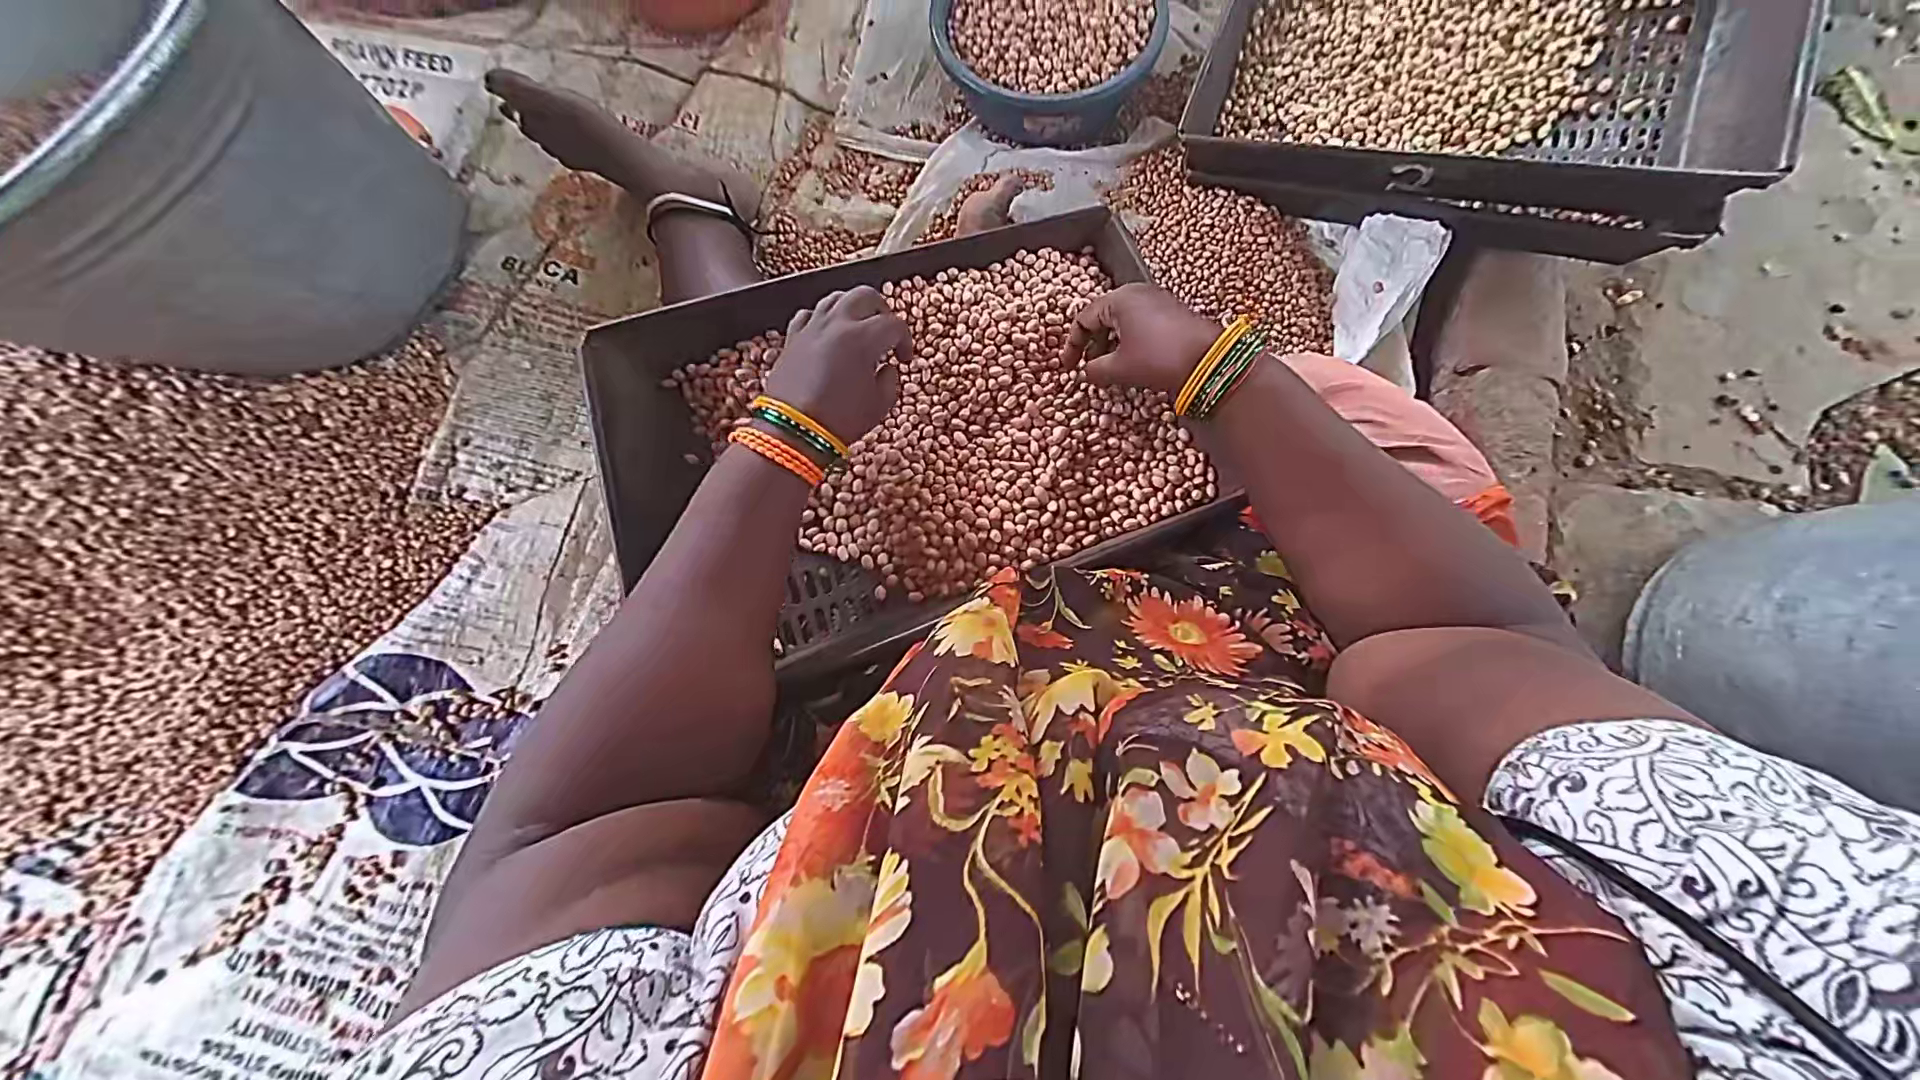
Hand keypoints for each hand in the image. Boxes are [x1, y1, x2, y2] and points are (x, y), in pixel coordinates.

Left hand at [762, 286, 909, 445]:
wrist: (794, 432)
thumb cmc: (840, 421)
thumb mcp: (879, 405)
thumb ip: (890, 381)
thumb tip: (888, 369)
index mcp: (864, 338)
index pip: (894, 325)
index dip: (905, 341)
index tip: (904, 358)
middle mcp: (837, 324)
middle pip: (865, 296)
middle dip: (882, 310)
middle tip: (886, 331)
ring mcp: (811, 328)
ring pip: (835, 299)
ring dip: (852, 308)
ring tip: (859, 327)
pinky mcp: (792, 339)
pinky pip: (809, 315)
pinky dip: (823, 319)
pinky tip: (828, 333)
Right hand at [1061, 284, 1223, 393]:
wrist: (1209, 360)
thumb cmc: (1158, 358)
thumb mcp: (1119, 368)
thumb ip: (1094, 369)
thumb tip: (1085, 372)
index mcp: (1119, 299)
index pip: (1083, 319)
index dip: (1072, 345)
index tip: (1068, 367)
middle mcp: (1137, 293)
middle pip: (1102, 317)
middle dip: (1091, 344)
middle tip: (1087, 367)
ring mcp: (1157, 300)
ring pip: (1122, 321)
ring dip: (1110, 344)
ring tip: (1107, 367)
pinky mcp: (1171, 313)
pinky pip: (1139, 324)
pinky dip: (1128, 341)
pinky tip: (1130, 361)